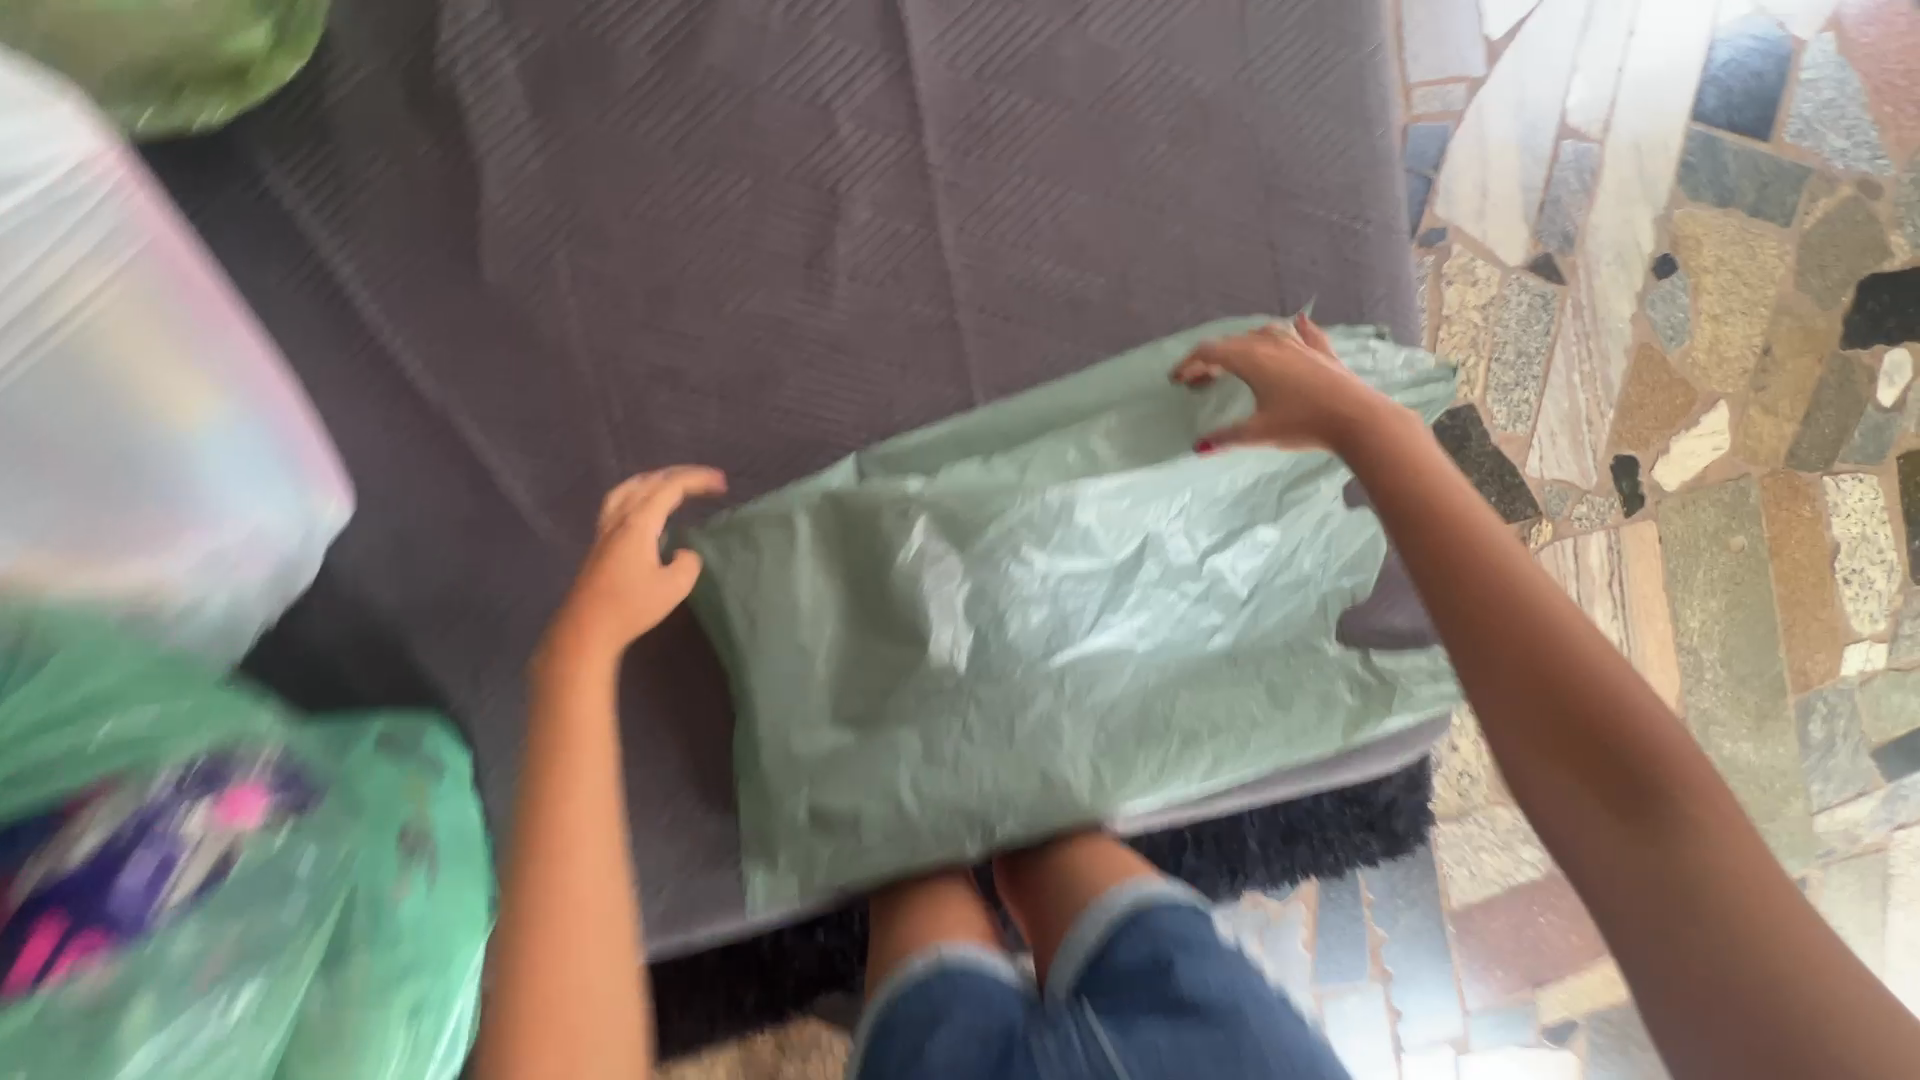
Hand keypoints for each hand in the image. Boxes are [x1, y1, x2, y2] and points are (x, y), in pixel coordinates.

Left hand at [544, 466, 727, 657]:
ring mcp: (605, 529)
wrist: (587, 629)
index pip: (671, 488)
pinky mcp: (600, 543)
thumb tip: (684, 553)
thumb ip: (688, 563)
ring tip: (673, 484)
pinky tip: (643, 508)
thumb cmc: (631, 607)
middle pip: (649, 481)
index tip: (722, 484)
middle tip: (706, 481)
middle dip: (680, 475)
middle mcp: (620, 519)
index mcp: (639, 524)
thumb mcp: (674, 587)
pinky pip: (618, 502)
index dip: (697, 480)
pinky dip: (637, 493)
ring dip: (655, 480)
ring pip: (628, 488)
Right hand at [1170, 313, 1396, 454]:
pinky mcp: (1323, 352)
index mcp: (1251, 359)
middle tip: (1199, 380)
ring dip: (1244, 343)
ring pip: (1264, 333)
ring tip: (1237, 359)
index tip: (1176, 380)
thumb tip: (1199, 448)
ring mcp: (1300, 345)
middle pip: (1232, 343)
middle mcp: (1272, 344)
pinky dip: (1294, 329)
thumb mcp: (1258, 434)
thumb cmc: (1302, 424)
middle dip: (1210, 359)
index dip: (1189, 364)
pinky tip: (1298, 323)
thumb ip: (1226, 438)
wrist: (1357, 419)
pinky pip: (1304, 333)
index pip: (1209, 352)